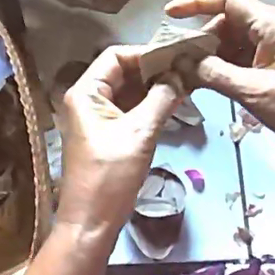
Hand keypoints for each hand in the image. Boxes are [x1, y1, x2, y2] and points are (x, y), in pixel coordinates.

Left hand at [56, 46, 180, 233]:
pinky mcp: (105, 132)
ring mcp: (94, 116)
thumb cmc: (110, 176)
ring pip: (127, 90)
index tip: (179, 57)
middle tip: (189, 69)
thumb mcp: (140, 133)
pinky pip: (128, 108)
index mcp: (85, 92)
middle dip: (154, 69)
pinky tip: (174, 102)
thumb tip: (181, 74)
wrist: (90, 221)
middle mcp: (86, 98)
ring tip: (187, 83)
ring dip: (154, 87)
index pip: (116, 56)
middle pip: (122, 71)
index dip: (147, 53)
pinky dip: (149, 104)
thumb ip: (161, 99)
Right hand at [164, 0, 274, 158]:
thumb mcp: (254, 92)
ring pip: (239, 36)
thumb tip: (181, 62)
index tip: (168, 14)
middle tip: (180, 57)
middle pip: (231, 19)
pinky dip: (231, 61)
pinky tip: (216, 78)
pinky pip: (251, 50)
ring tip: (194, 71)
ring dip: (216, 51)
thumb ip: (213, 73)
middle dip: (203, 36)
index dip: (194, 3)